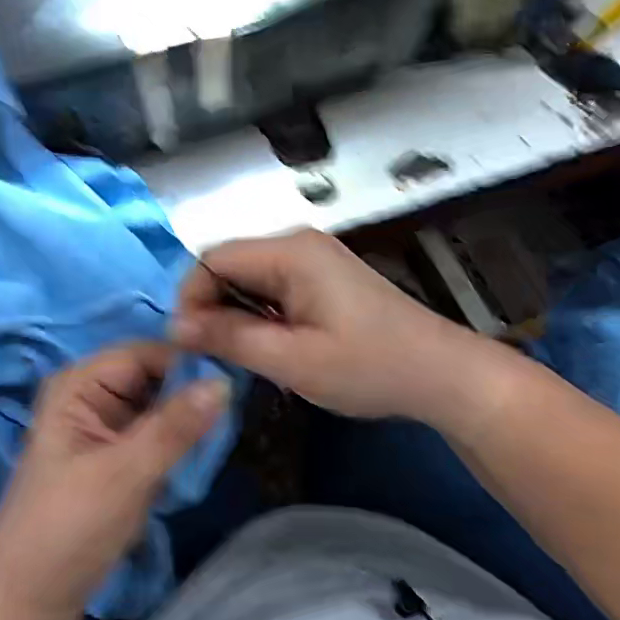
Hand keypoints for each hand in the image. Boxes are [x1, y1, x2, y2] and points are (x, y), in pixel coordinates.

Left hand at [0, 342, 227, 616]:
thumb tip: (224, 381)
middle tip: (235, 410)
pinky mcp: (113, 454)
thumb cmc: (69, 527)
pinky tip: (201, 451)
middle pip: (153, 376)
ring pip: (158, 405)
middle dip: (190, 392)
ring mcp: (102, 425)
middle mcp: (89, 394)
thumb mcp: (126, 473)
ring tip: (224, 430)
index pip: (146, 352)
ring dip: (186, 419)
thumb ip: (175, 426)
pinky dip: (176, 440)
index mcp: (78, 383)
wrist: (32, 597)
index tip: (235, 379)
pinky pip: (154, 432)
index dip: (188, 361)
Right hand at [172, 229, 523, 422]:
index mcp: (290, 252)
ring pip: (247, 278)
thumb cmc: (371, 368)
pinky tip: (266, 346)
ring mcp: (313, 259)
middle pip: (228, 265)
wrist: (445, 376)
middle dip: (210, 307)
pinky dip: (257, 315)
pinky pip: (271, 288)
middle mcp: (298, 243)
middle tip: (209, 355)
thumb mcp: (293, 360)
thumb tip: (174, 326)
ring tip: (236, 355)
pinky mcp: (322, 278)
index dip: (190, 298)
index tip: (187, 344)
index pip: (212, 258)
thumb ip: (230, 338)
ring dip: (233, 314)